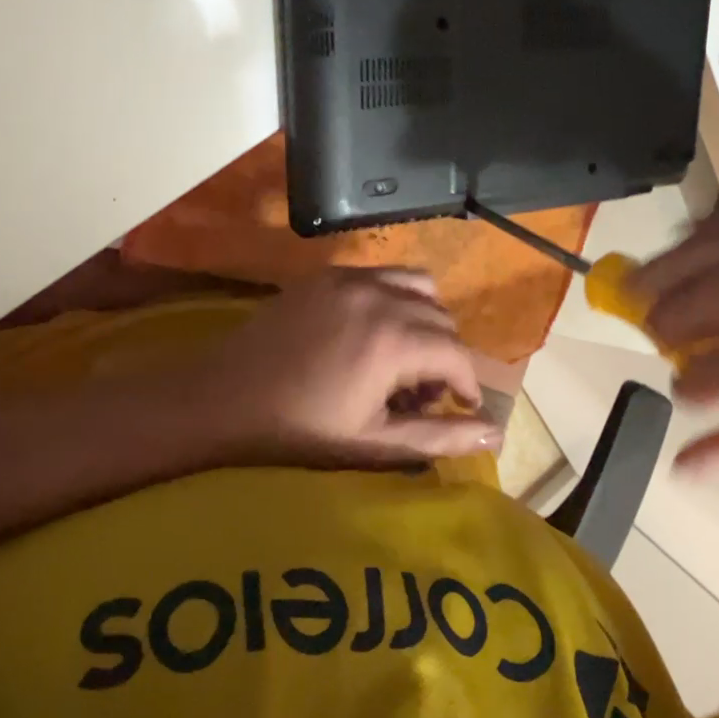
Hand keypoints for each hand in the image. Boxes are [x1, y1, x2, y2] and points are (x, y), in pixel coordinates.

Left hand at [198, 267, 502, 467]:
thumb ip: (440, 436)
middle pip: (442, 319)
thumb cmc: (298, 432)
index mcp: (394, 340)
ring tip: (400, 358)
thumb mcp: (373, 443)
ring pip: (418, 287)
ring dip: (424, 320)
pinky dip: (393, 299)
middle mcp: (379, 296)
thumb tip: (497, 434)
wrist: (221, 399)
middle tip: (417, 395)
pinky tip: (368, 335)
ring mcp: (350, 278)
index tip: (459, 409)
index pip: (458, 354)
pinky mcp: (326, 274)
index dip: (466, 385)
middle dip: (444, 357)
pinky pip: (381, 275)